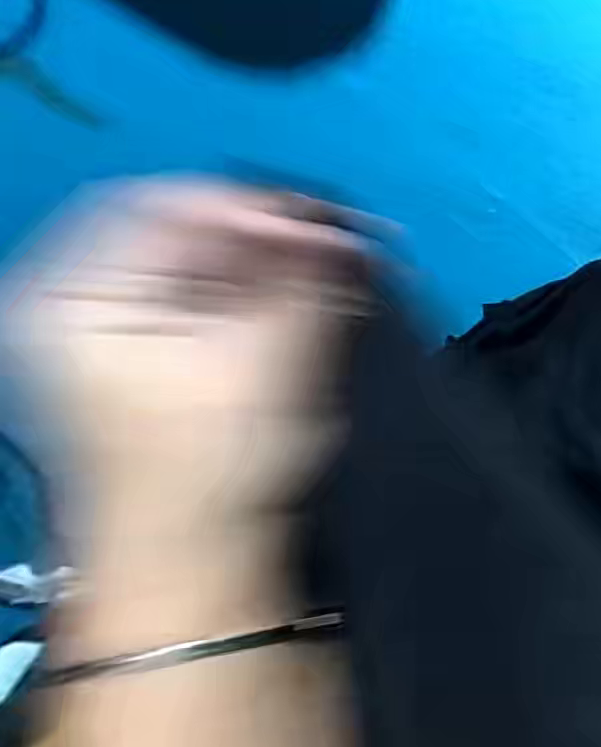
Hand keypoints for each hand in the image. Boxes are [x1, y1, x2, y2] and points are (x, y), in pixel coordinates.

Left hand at [5, 179, 375, 637]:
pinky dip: (297, 289)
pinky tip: (343, 297)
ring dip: (303, 262)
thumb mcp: (265, 365)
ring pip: (229, 264)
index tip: (342, 231)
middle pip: (199, 233)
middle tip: (369, 247)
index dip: (257, 207)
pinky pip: (244, 296)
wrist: (206, 539)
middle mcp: (103, 298)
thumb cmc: (221, 457)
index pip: (164, 207)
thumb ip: (304, 290)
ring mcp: (147, 325)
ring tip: (369, 273)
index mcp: (84, 295)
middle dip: (291, 233)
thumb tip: (345, 233)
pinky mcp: (191, 349)